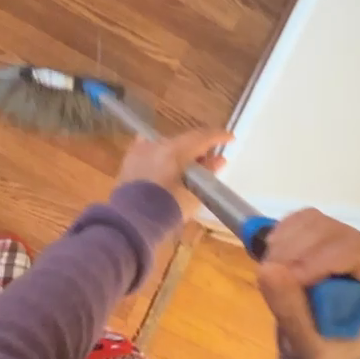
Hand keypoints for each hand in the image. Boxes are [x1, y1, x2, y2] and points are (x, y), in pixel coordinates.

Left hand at [115, 129, 231, 219]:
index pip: (201, 136)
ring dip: (178, 153)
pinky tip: (163, 164)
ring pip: (165, 146)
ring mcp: (140, 151)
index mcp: (174, 150)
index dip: (218, 136)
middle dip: (197, 149)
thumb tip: (219, 160)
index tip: (230, 138)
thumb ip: (207, 174)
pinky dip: (159, 156)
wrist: (132, 222)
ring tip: (187, 168)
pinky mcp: (128, 161)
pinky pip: (148, 151)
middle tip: (207, 162)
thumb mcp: (193, 194)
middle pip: (182, 141)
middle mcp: (156, 144)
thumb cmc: (167, 209)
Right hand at [255, 209, 359, 358]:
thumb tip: (266, 271)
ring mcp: (349, 244)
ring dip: (285, 242)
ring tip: (270, 272)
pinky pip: (302, 221)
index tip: (286, 277)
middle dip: (296, 251)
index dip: (318, 259)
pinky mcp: (326, 239)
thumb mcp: (310, 348)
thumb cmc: (329, 354)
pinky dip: (282, 234)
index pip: (357, 253)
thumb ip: (292, 313)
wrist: (330, 351)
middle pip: (333, 232)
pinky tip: (273, 258)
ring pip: (316, 222)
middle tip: (268, 276)